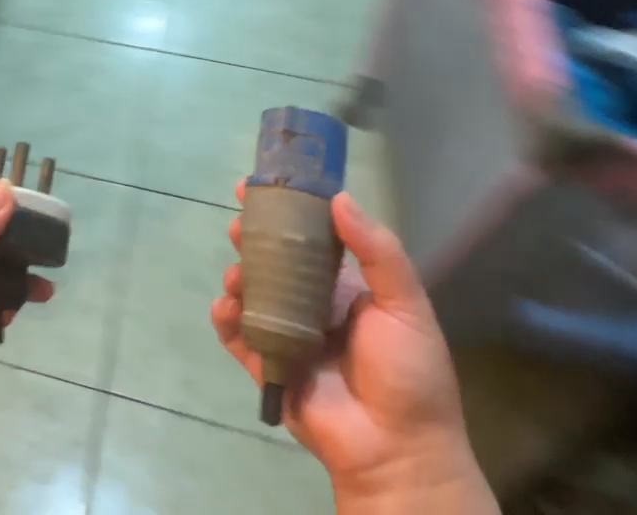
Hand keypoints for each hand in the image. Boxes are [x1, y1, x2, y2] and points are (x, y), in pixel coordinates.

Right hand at [214, 190, 493, 512]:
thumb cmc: (409, 372)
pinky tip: (227, 308)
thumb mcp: (406, 305)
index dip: (285, 210)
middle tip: (239, 226)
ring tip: (237, 276)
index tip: (258, 186)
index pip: (310, 237)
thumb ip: (377, 251)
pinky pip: (239, 336)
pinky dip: (227, 319)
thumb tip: (338, 197)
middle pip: (273, 261)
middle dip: (252, 239)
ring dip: (238, 277)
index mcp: (344, 287)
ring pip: (252, 294)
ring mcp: (287, 334)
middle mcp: (312, 304)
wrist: (398, 449)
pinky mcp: (268, 366)